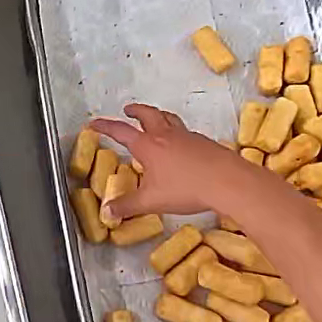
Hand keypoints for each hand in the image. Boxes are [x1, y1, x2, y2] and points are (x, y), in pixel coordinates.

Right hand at [89, 104, 280, 218]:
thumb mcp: (151, 201)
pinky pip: (186, 132)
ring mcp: (187, 137)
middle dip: (136, 111)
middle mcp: (166, 136)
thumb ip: (128, 206)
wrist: (227, 181)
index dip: (105, 126)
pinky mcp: (204, 143)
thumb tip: (108, 212)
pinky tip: (180, 145)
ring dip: (158, 116)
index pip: (120, 132)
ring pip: (169, 119)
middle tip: (128, 110)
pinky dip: (177, 133)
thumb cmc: (186, 189)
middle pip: (148, 115)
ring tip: (155, 120)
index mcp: (148, 146)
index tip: (94, 123)